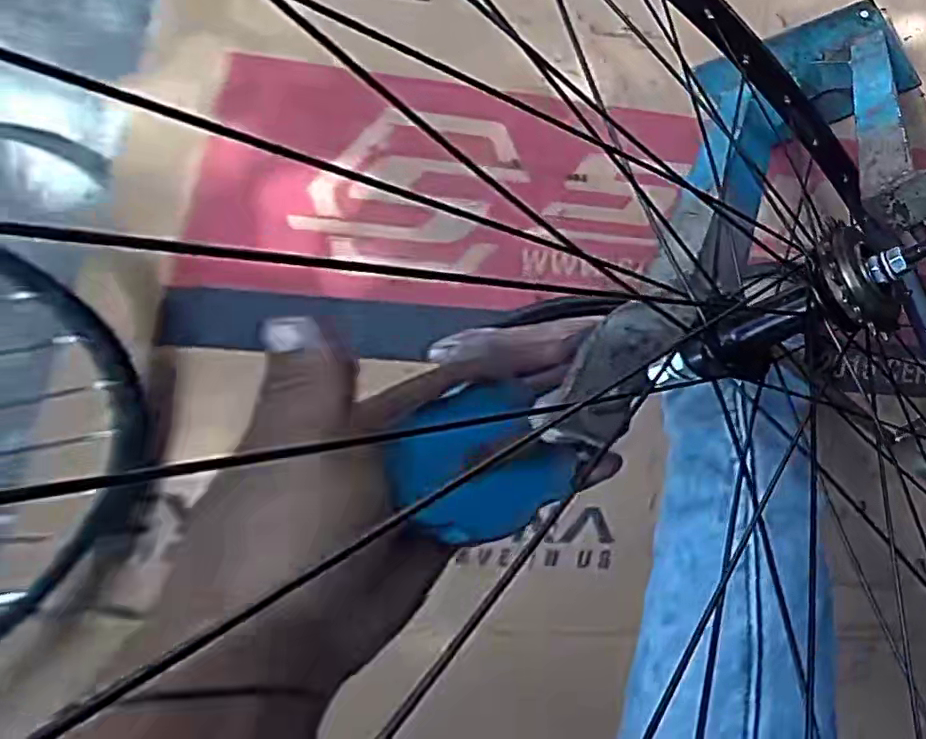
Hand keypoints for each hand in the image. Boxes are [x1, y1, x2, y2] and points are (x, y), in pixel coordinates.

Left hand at [116, 315, 597, 698]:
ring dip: (560, 436)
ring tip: (612, 419)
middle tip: (605, 373)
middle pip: (494, 411)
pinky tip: (596, 466)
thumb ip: (314, 388)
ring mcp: (437, 491)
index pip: (459, 377)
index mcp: (375, 424)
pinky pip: (514, 496)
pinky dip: (555, 480)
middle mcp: (412, 450)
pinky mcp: (457, 526)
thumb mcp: (296, 451)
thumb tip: (293, 314)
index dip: (512, 356)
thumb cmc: (284, 535)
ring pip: (509, 453)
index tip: (566, 343)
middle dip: (548, 391)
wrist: (273, 650)